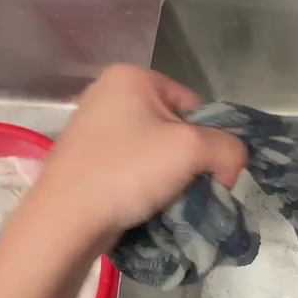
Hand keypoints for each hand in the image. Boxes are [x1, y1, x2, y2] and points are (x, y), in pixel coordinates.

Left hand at [31, 65, 246, 246]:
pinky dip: (146, 187)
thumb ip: (228, 148)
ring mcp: (94, 129)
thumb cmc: (127, 171)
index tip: (206, 172)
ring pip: (156, 153)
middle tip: (186, 190)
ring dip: (170, 179)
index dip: (209, 141)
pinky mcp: (86, 160)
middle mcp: (109, 94)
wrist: (66, 221)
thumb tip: (231, 166)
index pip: (196, 105)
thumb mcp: (192, 150)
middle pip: (176, 129)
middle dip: (188, 162)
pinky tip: (144, 206)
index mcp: (132, 77)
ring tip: (164, 202)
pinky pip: (133, 169)